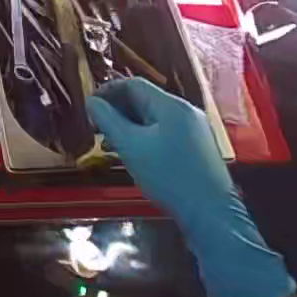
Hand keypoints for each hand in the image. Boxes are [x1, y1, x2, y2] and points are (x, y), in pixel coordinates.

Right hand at [89, 78, 295, 296]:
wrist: (209, 212)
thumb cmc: (167, 176)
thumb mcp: (130, 146)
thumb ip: (108, 120)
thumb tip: (92, 102)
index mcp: (171, 106)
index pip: (133, 84)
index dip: (107, 91)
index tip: (88, 108)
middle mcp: (185, 111)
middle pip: (143, 99)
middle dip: (116, 109)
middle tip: (96, 127)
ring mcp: (193, 129)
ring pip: (152, 117)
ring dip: (127, 124)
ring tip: (109, 142)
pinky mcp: (195, 146)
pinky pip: (162, 131)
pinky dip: (142, 136)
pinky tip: (131, 153)